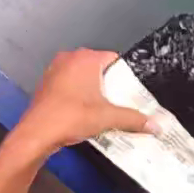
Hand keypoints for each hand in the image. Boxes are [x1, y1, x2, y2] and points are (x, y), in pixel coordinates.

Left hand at [10, 49, 151, 156]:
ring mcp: (55, 70)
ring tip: (104, 109)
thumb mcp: (107, 118)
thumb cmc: (71, 117)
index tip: (131, 92)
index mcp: (86, 58)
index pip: (115, 60)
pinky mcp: (46, 84)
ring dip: (93, 90)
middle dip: (110, 84)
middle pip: (99, 68)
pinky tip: (84, 112)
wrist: (36, 134)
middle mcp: (69, 58)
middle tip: (121, 102)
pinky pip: (70, 84)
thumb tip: (157, 126)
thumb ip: (134, 119)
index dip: (125, 76)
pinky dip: (78, 95)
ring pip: (83, 77)